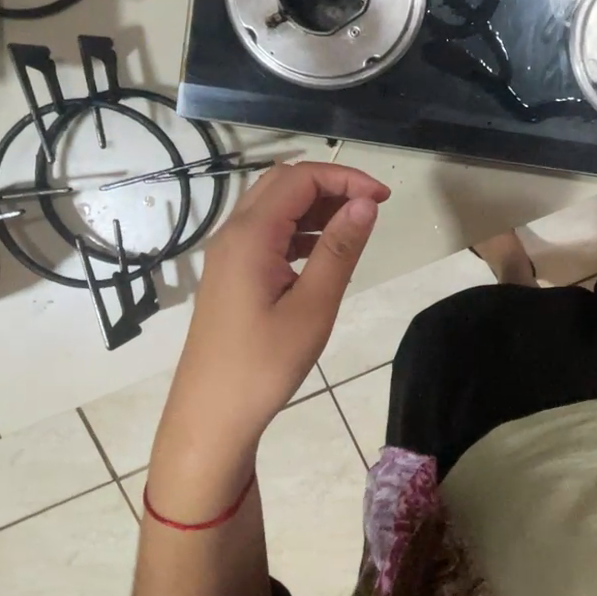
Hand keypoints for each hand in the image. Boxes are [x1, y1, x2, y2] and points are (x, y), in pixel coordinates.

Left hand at [146, 162, 389, 517]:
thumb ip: (339, 249)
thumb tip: (366, 203)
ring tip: (357, 227)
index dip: (345, 178)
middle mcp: (234, 235)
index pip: (300, 179)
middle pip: (284, 184)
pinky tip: (326, 252)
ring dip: (317, 205)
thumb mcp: (313, 306)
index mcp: (250, 236)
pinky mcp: (232, 274)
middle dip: (331, 185)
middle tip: (372, 208)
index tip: (385, 199)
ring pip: (275, 207)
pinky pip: (269, 232)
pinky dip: (301, 229)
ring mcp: (229, 255)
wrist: (211, 417)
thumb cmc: (264, 364)